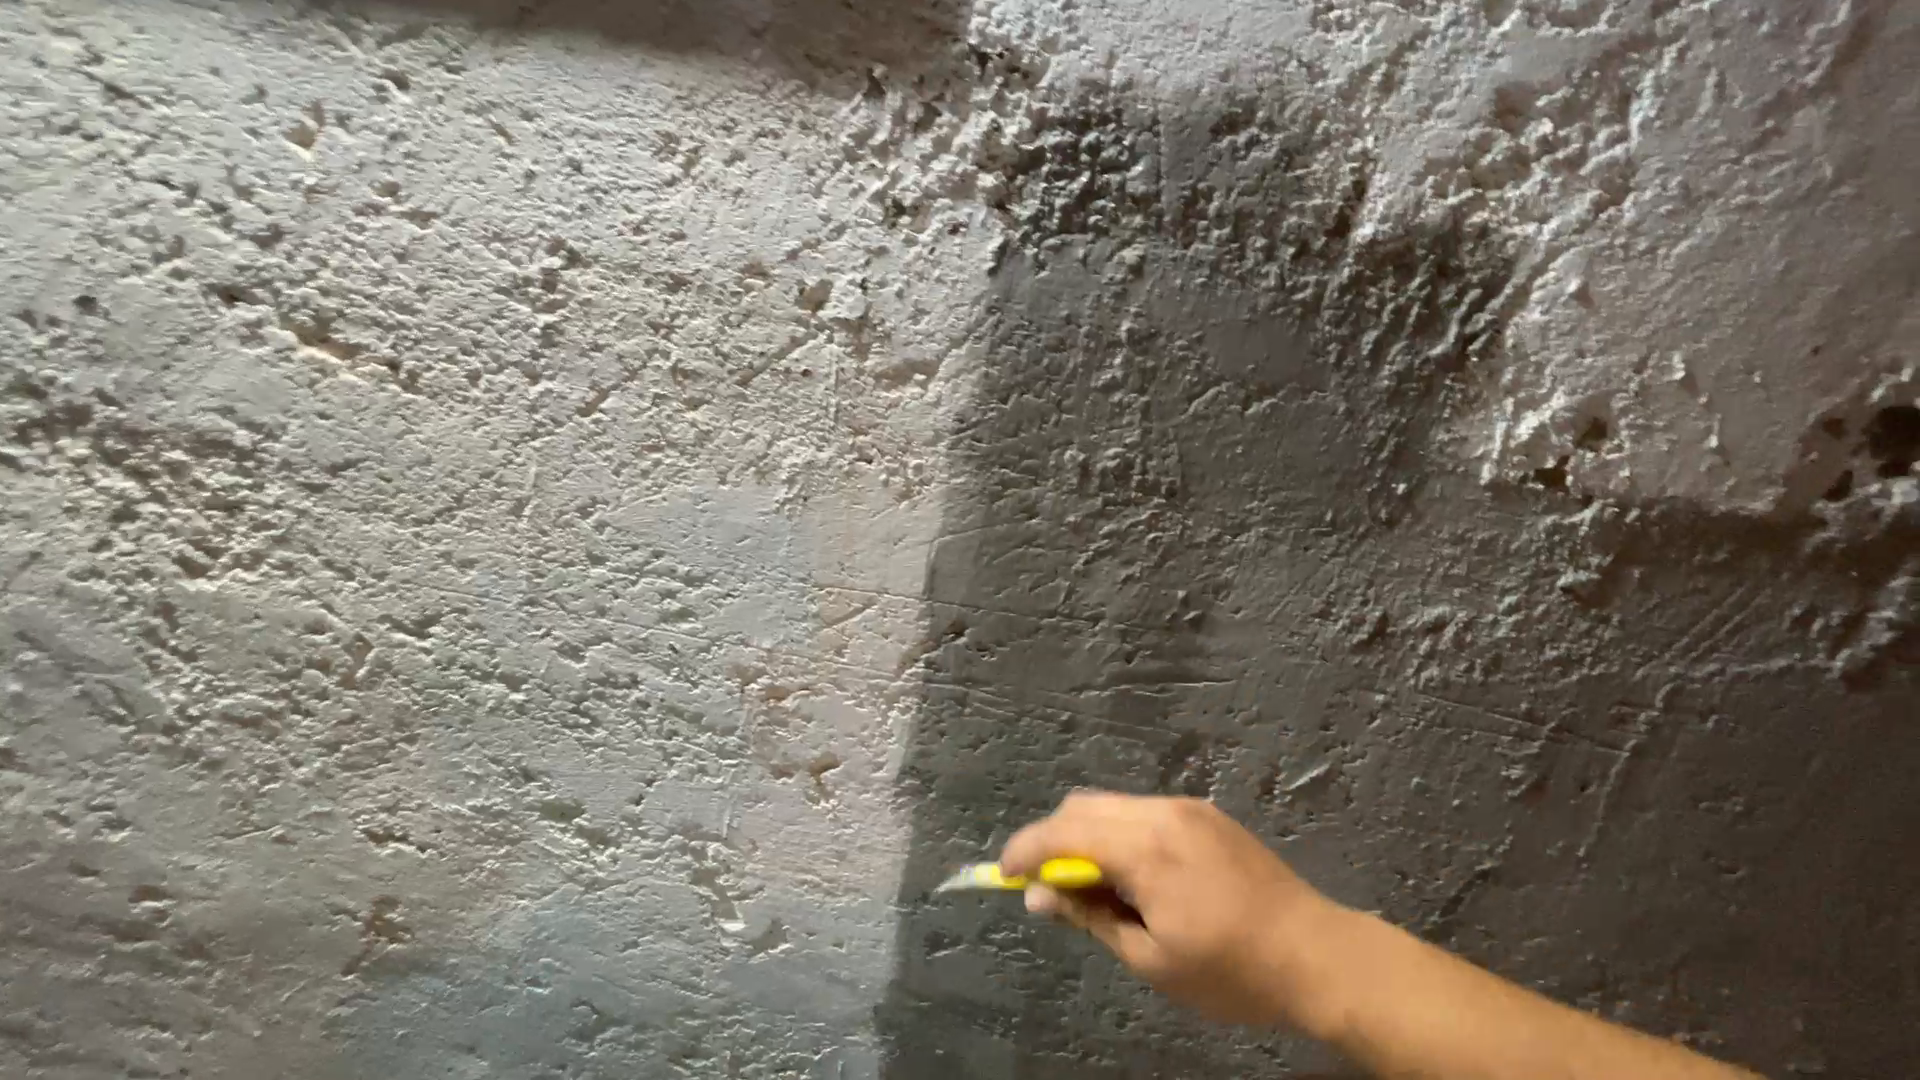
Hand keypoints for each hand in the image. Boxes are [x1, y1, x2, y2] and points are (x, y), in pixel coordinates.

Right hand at [999, 791, 1346, 1029]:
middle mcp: (1161, 812)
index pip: (1064, 832)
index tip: (1004, 873)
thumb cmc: (1230, 970)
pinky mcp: (1205, 812)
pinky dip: (1119, 832)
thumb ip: (1090, 916)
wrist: (1318, 953)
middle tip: (1049, 884)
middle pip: (1082, 806)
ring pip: (1112, 804)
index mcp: (1145, 849)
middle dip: (1053, 838)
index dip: (1026, 849)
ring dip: (1087, 834)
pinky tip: (1134, 873)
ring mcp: (1186, 807)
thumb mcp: (1151, 959)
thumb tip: (1039, 895)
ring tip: (1095, 884)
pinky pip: (1142, 810)